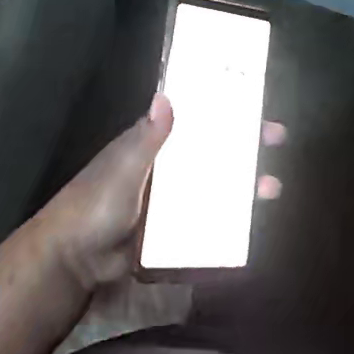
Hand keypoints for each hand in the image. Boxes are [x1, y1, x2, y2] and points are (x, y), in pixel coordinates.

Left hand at [34, 95, 285, 289]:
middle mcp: (161, 168)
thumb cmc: (96, 203)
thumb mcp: (124, 168)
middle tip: (276, 139)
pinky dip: (226, 220)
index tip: (251, 103)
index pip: (189, 120)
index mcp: (148, 144)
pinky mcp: (169, 231)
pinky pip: (204, 221)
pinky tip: (251, 225)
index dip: (217, 111)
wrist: (76, 257)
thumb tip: (166, 96)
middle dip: (239, 145)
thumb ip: (146, 138)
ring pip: (211, 186)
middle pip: (207, 151)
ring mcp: (167, 201)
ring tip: (272, 186)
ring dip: (239, 185)